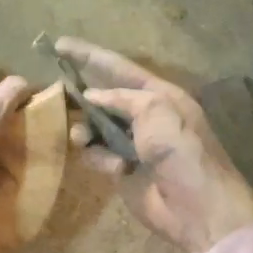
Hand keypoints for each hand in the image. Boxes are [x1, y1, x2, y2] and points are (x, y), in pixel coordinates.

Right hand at [55, 37, 252, 252]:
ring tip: (84, 139)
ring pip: (93, 126)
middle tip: (55, 94)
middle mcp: (144, 115)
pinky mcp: (121, 167)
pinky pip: (96, 153)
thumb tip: (93, 97)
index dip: (89, 55)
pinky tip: (114, 167)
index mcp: (159, 95)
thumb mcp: (156, 111)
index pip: (118, 67)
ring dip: (86, 131)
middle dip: (80, 96)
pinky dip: (99, 158)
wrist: (197, 208)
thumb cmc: (181, 152)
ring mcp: (132, 143)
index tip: (59, 44)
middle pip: (102, 97)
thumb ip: (121, 97)